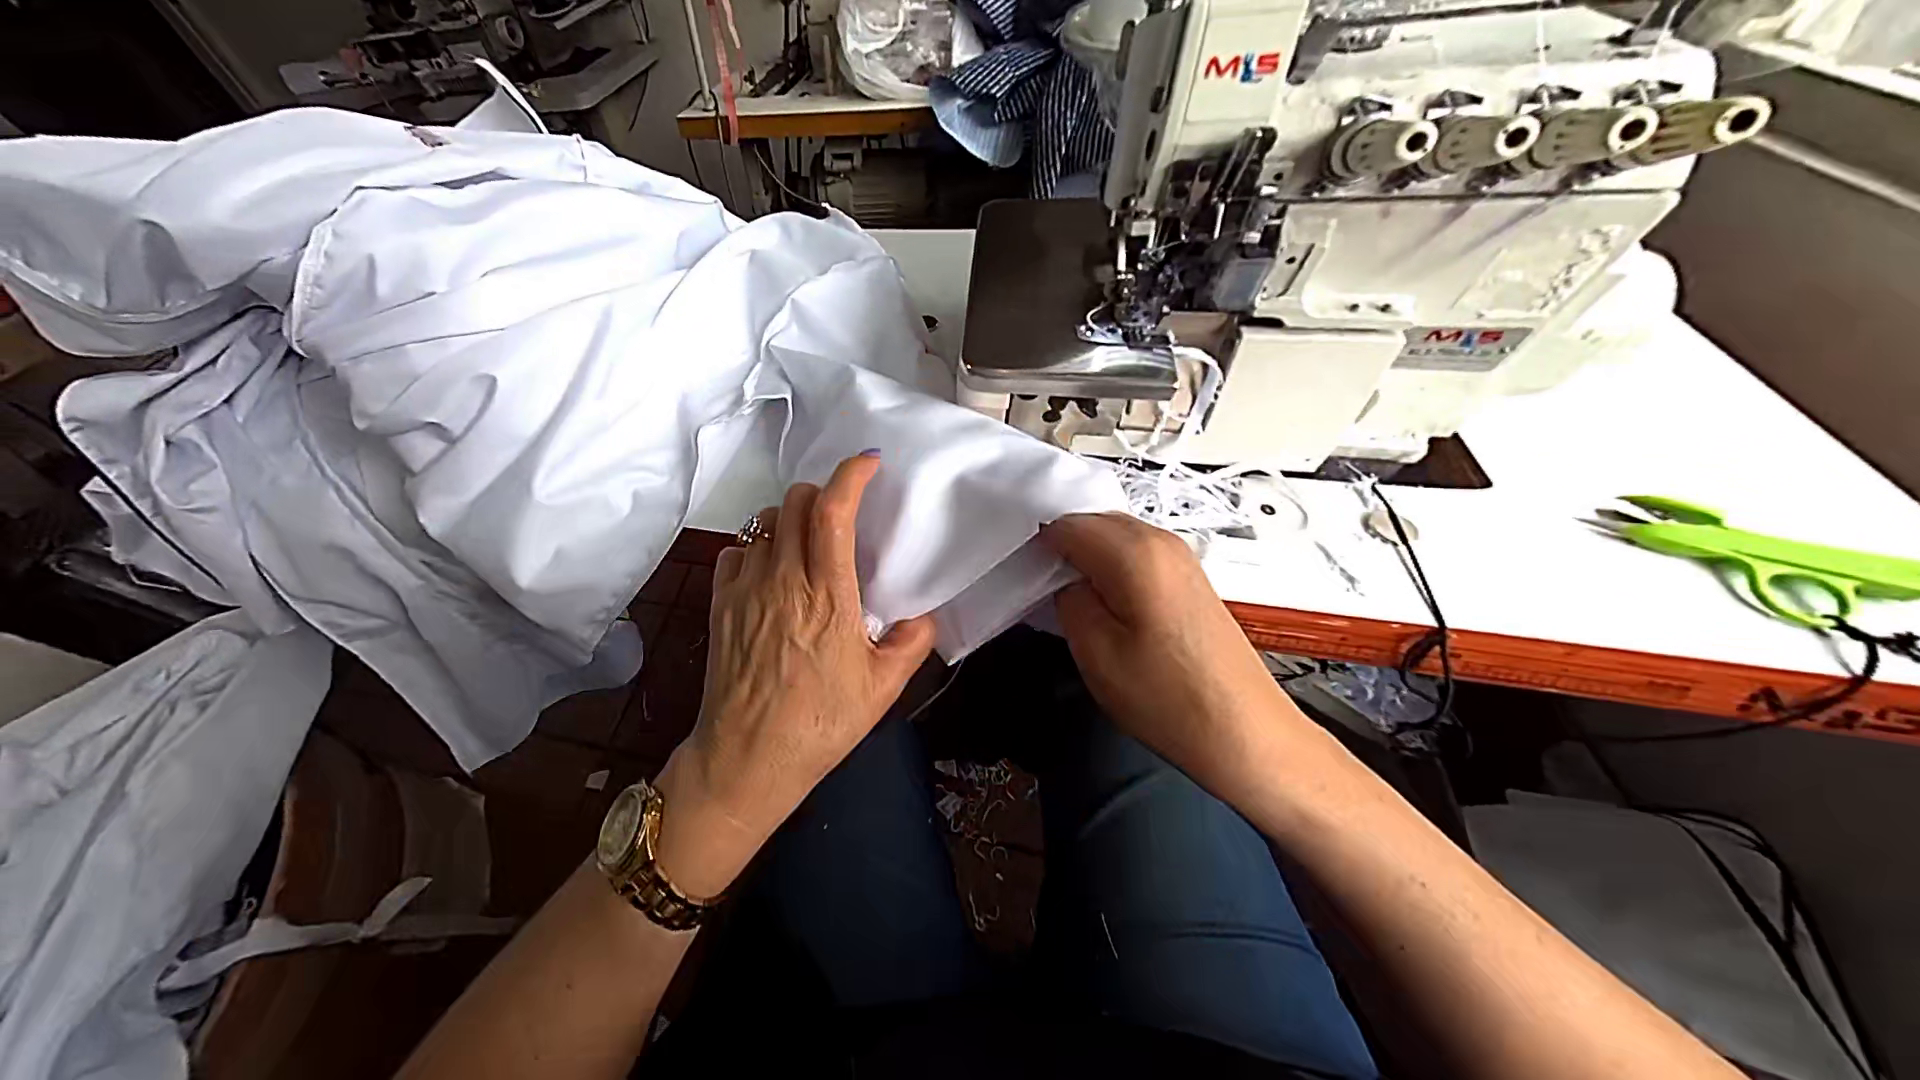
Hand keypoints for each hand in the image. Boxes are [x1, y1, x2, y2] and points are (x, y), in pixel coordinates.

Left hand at [653, 453, 935, 898]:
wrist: (746, 759)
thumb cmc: (820, 724)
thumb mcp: (883, 688)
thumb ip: (911, 643)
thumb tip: (920, 616)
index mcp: (827, 595)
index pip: (832, 512)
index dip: (850, 476)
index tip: (868, 463)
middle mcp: (782, 580)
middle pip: (794, 501)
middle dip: (822, 494)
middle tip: (843, 514)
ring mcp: (745, 589)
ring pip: (764, 520)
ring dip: (791, 518)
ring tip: (809, 542)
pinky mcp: (720, 604)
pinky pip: (737, 550)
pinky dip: (758, 546)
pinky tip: (772, 572)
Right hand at [1040, 513, 1294, 799]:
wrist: (1244, 733)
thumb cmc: (1174, 700)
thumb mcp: (1094, 651)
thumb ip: (1067, 599)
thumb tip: (1062, 580)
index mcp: (1135, 552)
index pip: (1064, 524)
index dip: (1035, 546)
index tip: (1020, 574)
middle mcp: (1163, 543)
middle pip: (1092, 522)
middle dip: (1061, 549)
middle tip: (1040, 589)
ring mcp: (1181, 560)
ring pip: (1114, 538)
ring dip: (1087, 560)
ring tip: (1073, 603)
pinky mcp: (1190, 581)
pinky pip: (1136, 557)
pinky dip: (1112, 571)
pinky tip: (1106, 608)